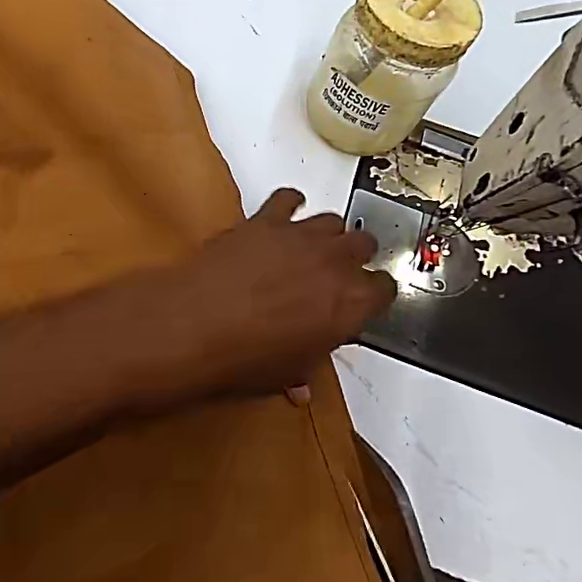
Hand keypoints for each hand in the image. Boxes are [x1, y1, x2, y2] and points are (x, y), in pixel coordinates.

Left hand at [141, 188, 397, 401]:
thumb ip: (305, 367)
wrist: (197, 325)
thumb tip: (301, 382)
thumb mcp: (286, 372)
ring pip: (333, 220)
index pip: (384, 290)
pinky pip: (289, 199)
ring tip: (318, 244)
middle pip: (364, 245)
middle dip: (358, 256)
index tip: (368, 298)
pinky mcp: (268, 220)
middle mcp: (334, 262)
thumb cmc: (244, 354)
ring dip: (329, 232)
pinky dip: (291, 203)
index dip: (376, 294)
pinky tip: (290, 208)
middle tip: (343, 270)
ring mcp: (302, 236)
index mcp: (351, 303)